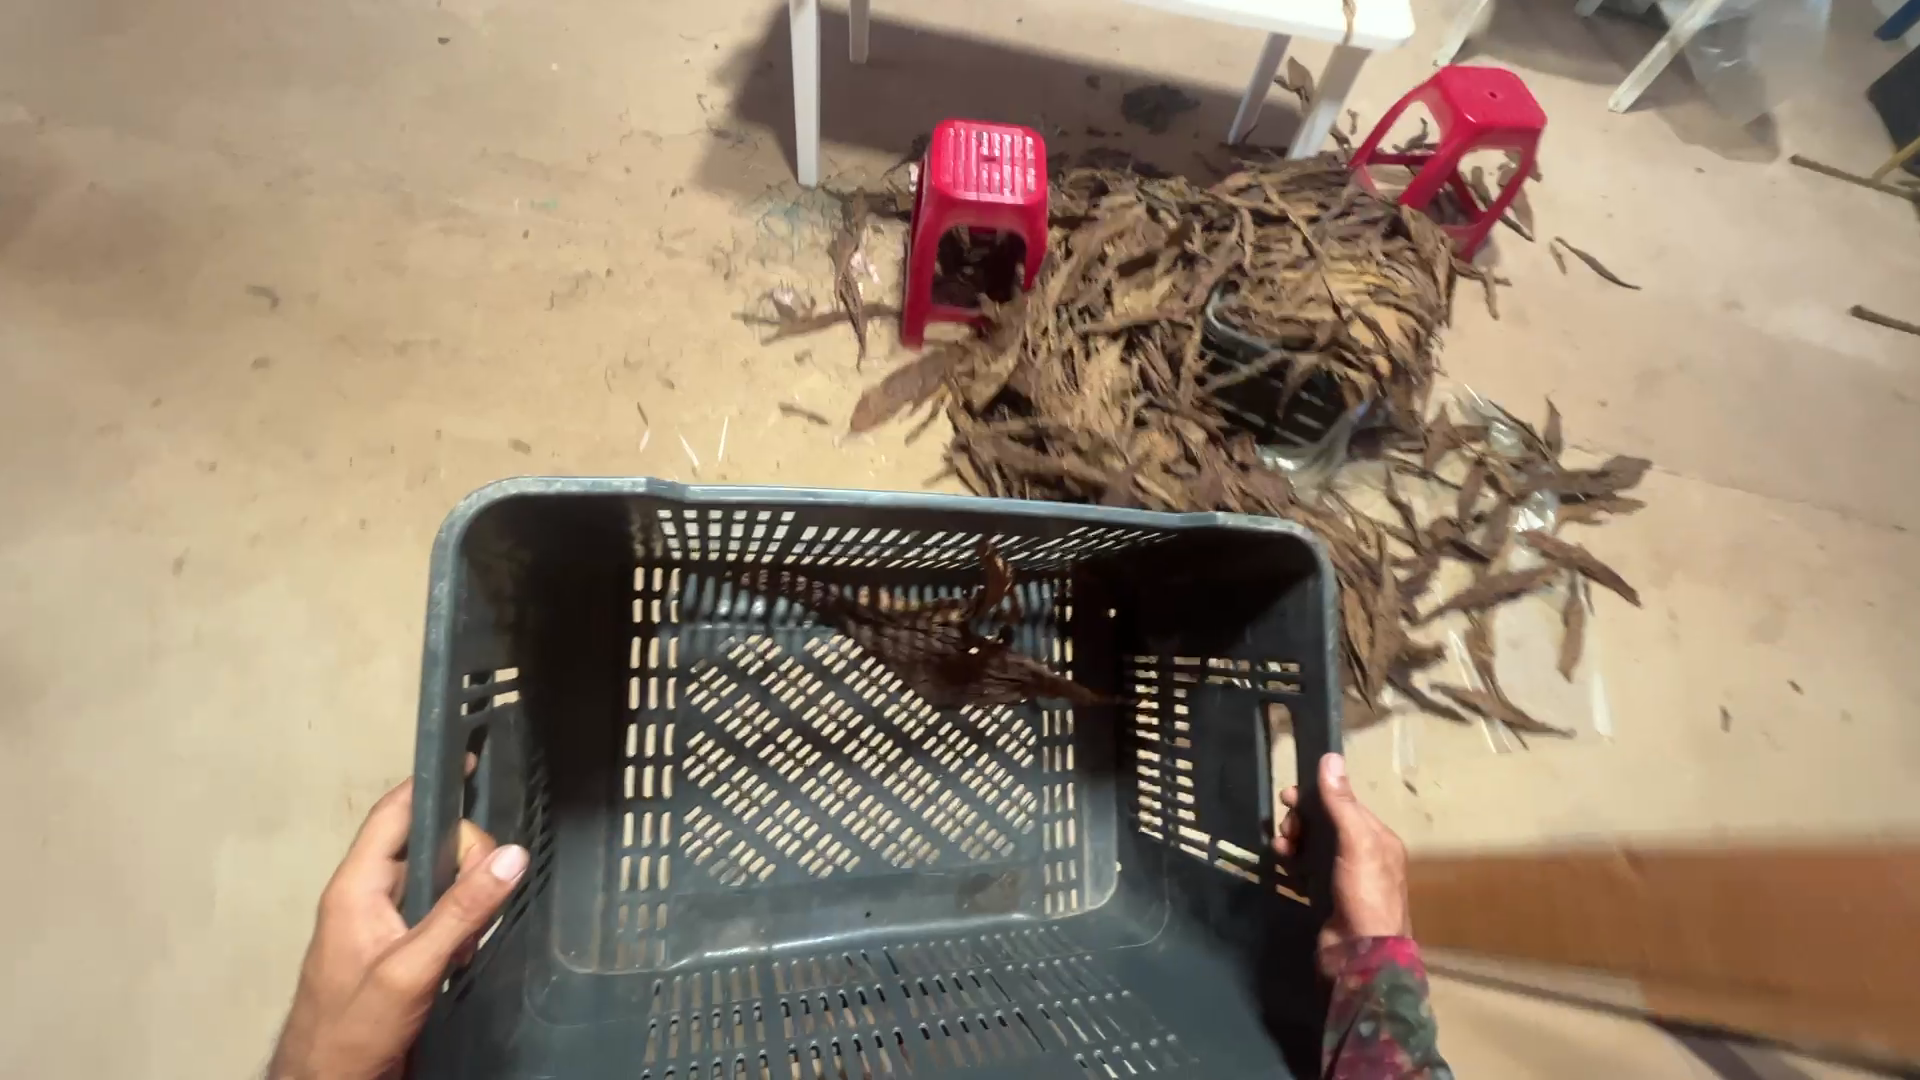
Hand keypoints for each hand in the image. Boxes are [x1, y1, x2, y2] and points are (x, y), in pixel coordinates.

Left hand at [269, 774, 526, 1079]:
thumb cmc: (352, 1030)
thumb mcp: (411, 970)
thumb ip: (463, 911)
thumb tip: (513, 854)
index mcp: (357, 888)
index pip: (393, 814)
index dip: (428, 783)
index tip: (470, 759)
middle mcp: (371, 894)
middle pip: (433, 841)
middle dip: (469, 856)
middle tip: (487, 894)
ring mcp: (388, 919)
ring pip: (444, 872)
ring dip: (470, 889)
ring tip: (472, 934)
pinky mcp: (404, 941)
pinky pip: (446, 902)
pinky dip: (466, 911)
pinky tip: (471, 940)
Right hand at [1274, 753, 1410, 973]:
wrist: (1360, 957)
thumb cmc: (1365, 895)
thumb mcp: (1356, 843)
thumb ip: (1341, 802)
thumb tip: (1331, 756)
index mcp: (1377, 838)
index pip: (1342, 802)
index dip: (1315, 795)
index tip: (1287, 797)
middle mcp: (1362, 852)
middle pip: (1323, 820)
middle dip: (1299, 819)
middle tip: (1287, 830)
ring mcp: (1342, 873)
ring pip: (1310, 841)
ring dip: (1292, 838)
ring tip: (1282, 848)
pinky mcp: (1324, 891)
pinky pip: (1303, 863)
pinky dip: (1291, 857)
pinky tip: (1282, 861)